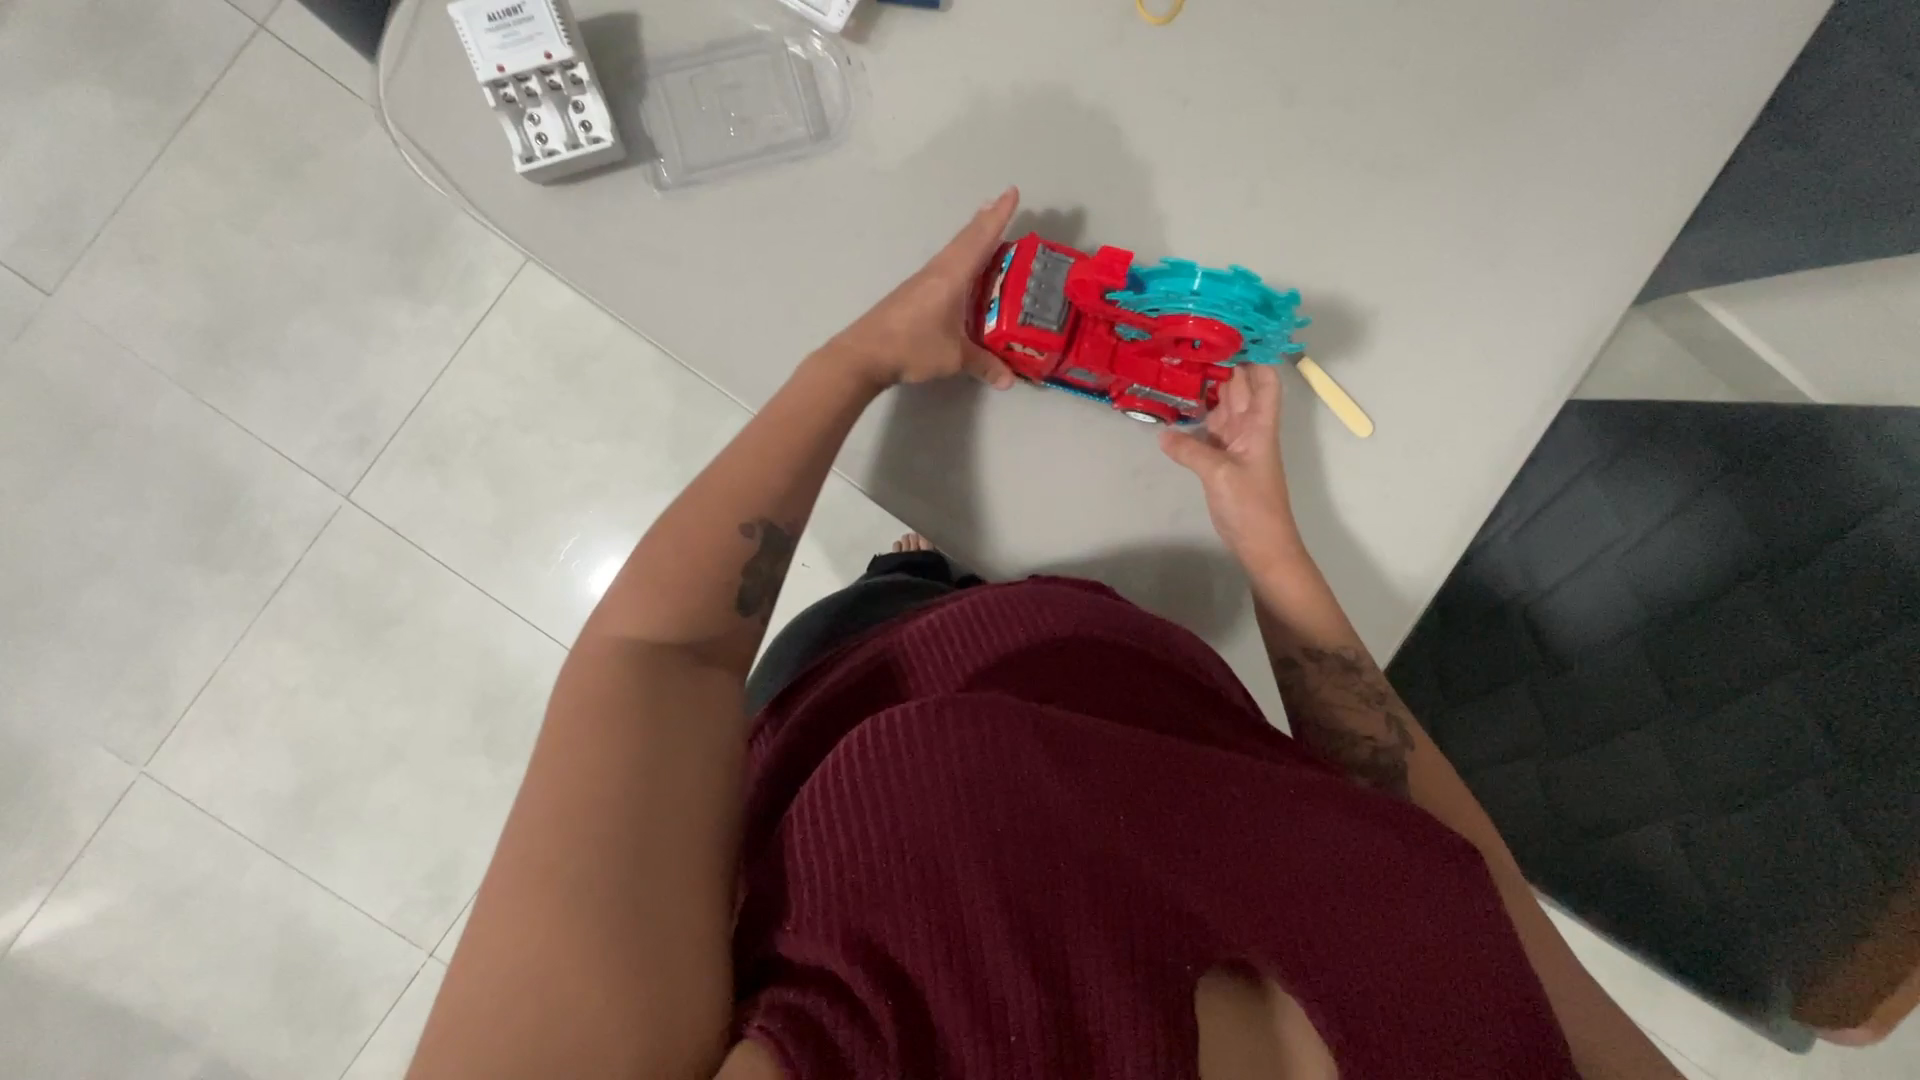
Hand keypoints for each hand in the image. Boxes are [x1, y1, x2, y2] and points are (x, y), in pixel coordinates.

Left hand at [826, 188, 1020, 390]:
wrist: (864, 354)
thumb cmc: (911, 347)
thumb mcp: (954, 358)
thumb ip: (984, 365)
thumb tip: (1010, 380)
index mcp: (952, 277)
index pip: (981, 239)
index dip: (998, 216)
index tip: (1012, 192)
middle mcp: (938, 272)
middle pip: (966, 239)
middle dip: (986, 221)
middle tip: (1003, 203)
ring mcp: (922, 282)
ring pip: (954, 252)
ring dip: (971, 239)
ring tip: (986, 230)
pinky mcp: (913, 294)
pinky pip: (944, 267)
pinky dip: (959, 259)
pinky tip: (962, 271)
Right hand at [1159, 364, 1303, 563]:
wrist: (1263, 545)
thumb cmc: (1252, 507)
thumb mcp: (1219, 475)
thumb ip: (1190, 451)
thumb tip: (1164, 435)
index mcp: (1259, 426)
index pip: (1265, 380)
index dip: (1254, 356)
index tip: (1231, 335)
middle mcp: (1250, 430)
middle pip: (1242, 389)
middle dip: (1224, 366)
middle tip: (1194, 344)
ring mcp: (1237, 446)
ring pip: (1225, 408)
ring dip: (1209, 390)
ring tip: (1182, 368)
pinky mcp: (1224, 462)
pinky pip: (1211, 432)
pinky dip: (1197, 419)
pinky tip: (1178, 411)